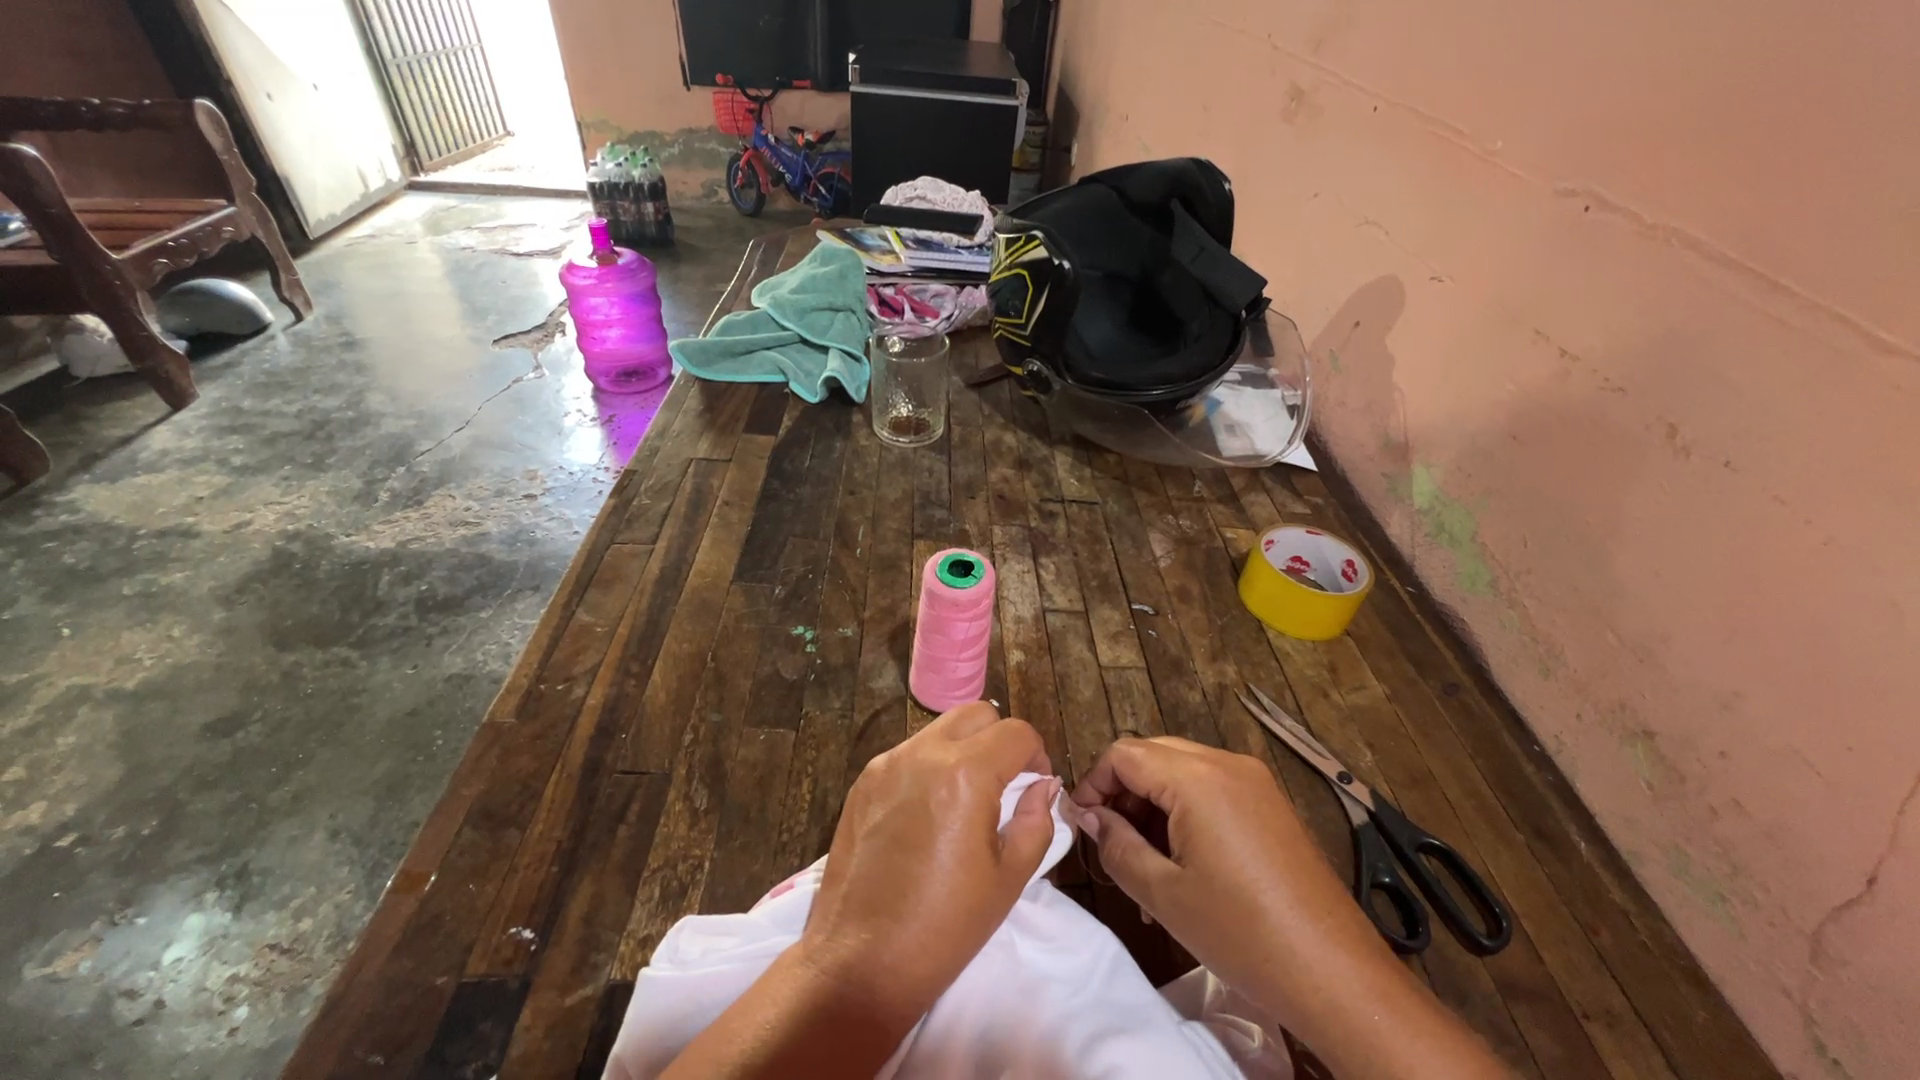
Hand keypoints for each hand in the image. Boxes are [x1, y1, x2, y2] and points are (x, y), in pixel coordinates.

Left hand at [662, 705, 1060, 1078]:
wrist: (860, 962)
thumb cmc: (944, 926)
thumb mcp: (1009, 878)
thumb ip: (1035, 820)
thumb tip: (1043, 786)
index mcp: (964, 774)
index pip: (1015, 732)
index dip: (1037, 753)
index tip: (1036, 784)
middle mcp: (922, 754)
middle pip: (975, 714)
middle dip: (999, 738)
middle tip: (1006, 783)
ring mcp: (885, 766)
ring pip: (938, 731)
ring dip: (963, 749)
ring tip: (965, 800)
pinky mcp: (861, 784)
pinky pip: (907, 755)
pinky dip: (929, 766)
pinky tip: (928, 815)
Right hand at [1071, 736, 1360, 1022]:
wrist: (1335, 972)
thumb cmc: (1241, 932)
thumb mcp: (1163, 893)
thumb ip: (1117, 845)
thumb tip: (1090, 816)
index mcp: (1197, 778)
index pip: (1123, 753)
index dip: (1093, 783)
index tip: (1082, 826)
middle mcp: (1227, 764)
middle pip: (1153, 754)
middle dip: (1123, 792)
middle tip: (1110, 843)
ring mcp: (1255, 782)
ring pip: (1182, 771)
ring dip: (1153, 805)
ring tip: (1144, 865)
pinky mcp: (1271, 805)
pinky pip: (1213, 790)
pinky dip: (1185, 812)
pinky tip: (1183, 864)